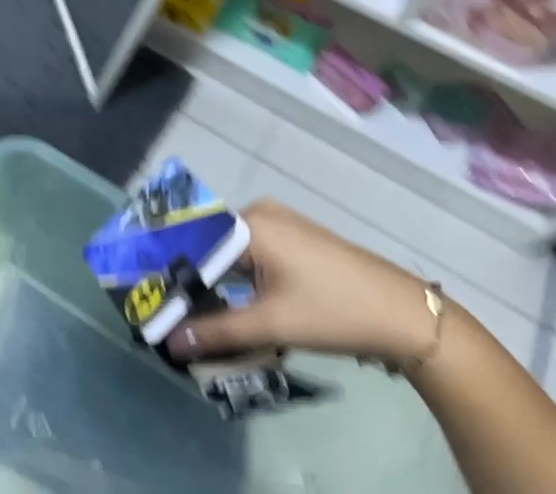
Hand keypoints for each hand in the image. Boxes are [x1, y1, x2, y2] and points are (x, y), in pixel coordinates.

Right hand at [165, 201, 440, 367]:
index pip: (191, 241)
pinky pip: (251, 254)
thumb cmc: (334, 312)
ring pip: (230, 252)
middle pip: (209, 245)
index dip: (168, 271)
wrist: (406, 316)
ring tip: (194, 316)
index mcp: (250, 222)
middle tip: (169, 314)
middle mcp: (260, 213)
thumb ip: (217, 332)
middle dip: (190, 280)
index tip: (150, 300)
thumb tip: (171, 342)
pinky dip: (237, 279)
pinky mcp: (295, 240)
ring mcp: (280, 224)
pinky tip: (231, 306)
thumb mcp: (271, 325)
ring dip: (214, 282)